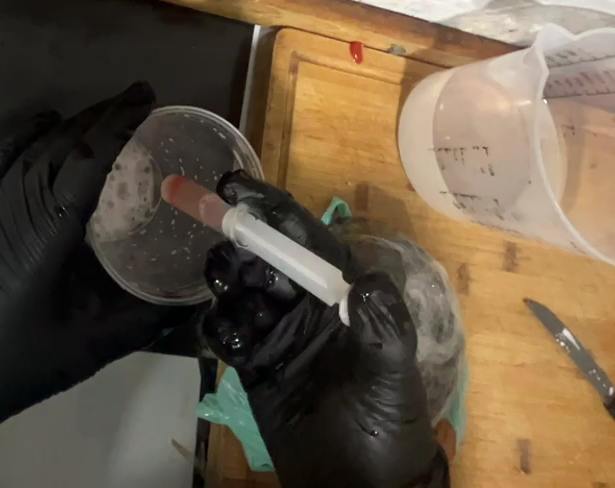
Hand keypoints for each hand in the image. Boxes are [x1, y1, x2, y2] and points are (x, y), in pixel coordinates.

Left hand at [0, 82, 185, 474]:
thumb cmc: (17, 363)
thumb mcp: (90, 347)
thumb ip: (144, 317)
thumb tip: (192, 293)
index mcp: (47, 232)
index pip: (87, 160)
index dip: (118, 125)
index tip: (147, 102)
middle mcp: (15, 205)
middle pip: (63, 142)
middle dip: (103, 114)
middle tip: (139, 97)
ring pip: (34, 145)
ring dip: (72, 123)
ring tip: (107, 111)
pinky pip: (0, 156)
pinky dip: (26, 133)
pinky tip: (47, 123)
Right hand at [202, 173, 449, 487]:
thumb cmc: (387, 426)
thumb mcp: (393, 373)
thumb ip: (383, 324)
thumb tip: (364, 278)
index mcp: (339, 292)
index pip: (301, 235)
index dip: (268, 206)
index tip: (232, 188)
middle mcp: (304, 302)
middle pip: (262, 254)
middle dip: (240, 241)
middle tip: (225, 249)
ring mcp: (275, 331)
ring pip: (239, 285)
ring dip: (226, 277)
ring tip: (226, 289)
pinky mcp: (253, 362)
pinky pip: (227, 329)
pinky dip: (221, 325)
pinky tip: (232, 340)